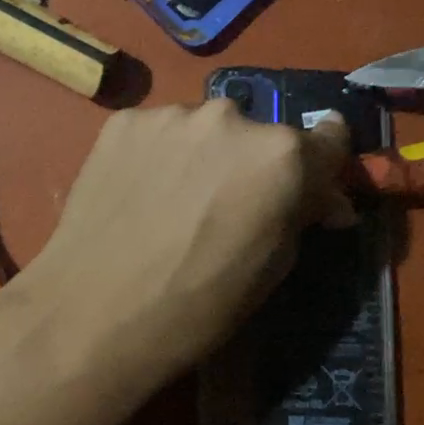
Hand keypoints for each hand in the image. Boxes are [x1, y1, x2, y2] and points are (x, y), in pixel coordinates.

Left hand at [21, 100, 352, 382]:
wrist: (94, 311)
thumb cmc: (199, 304)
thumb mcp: (272, 268)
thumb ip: (301, 215)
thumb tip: (324, 198)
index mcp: (280, 155)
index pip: (328, 140)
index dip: (325, 163)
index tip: (315, 180)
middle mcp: (230, 116)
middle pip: (259, 134)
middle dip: (252, 164)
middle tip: (228, 205)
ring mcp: (171, 113)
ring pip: (204, 129)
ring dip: (202, 155)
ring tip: (174, 202)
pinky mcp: (123, 120)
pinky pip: (158, 132)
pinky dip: (157, 155)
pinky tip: (139, 194)